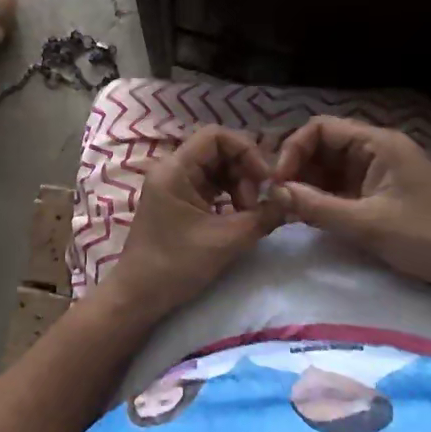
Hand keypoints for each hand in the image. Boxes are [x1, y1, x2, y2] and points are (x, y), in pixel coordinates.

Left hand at [106, 127, 283, 317]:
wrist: (139, 295)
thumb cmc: (176, 265)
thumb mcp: (226, 240)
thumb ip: (263, 216)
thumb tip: (291, 199)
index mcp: (175, 169)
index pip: (215, 136)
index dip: (246, 151)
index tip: (264, 180)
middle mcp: (171, 170)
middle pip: (217, 151)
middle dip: (244, 171)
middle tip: (257, 203)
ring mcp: (173, 186)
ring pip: (215, 169)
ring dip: (238, 185)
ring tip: (249, 213)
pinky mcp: (177, 203)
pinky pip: (208, 186)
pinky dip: (228, 196)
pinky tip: (239, 216)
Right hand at [271, 116, 430, 293]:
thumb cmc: (426, 238)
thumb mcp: (366, 224)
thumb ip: (316, 207)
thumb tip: (273, 193)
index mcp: (377, 144)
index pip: (320, 129)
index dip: (293, 149)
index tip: (278, 180)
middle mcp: (375, 150)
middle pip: (322, 146)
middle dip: (296, 167)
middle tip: (275, 195)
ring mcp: (377, 172)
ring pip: (328, 167)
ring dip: (305, 183)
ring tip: (286, 206)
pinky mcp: (378, 193)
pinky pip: (339, 186)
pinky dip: (320, 197)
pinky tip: (305, 214)